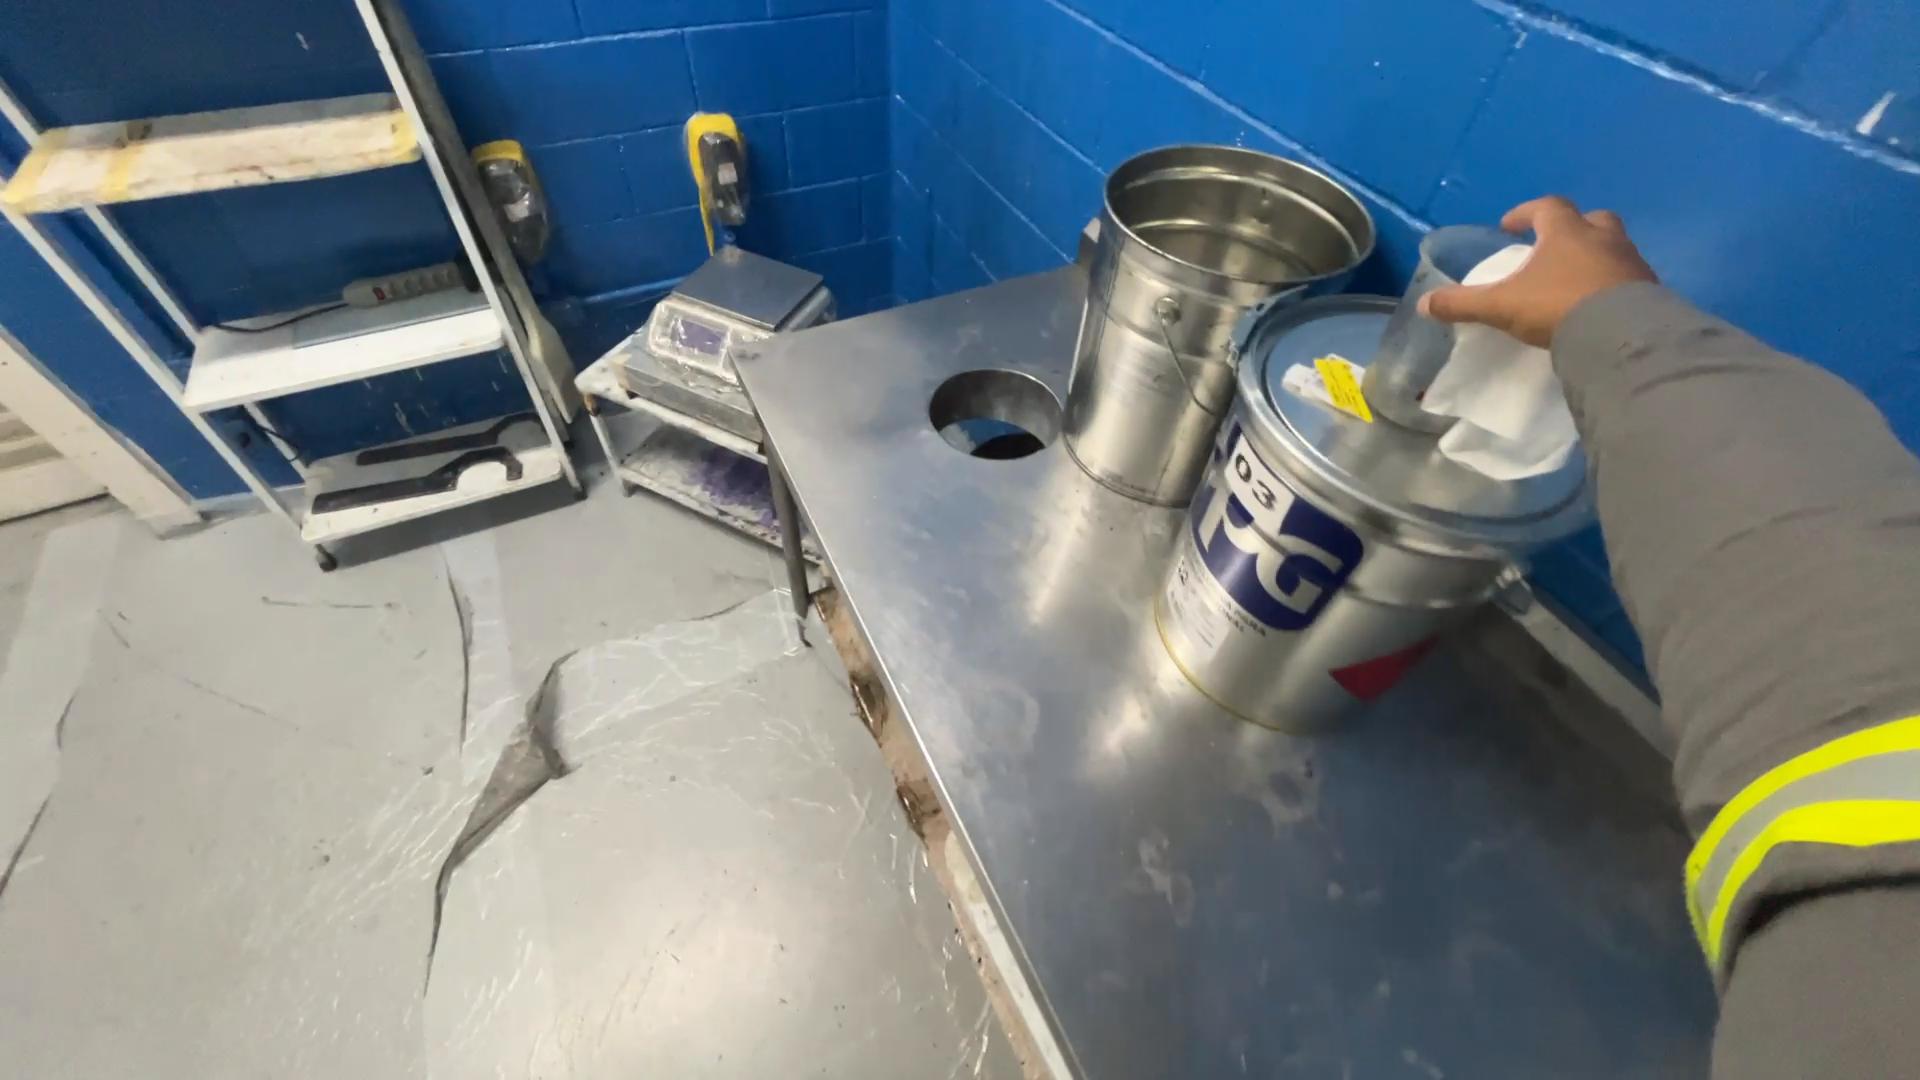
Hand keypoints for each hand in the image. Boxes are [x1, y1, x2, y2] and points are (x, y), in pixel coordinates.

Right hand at [1419, 196, 1657, 347]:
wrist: (1620, 333)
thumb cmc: (1556, 305)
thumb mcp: (1499, 306)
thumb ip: (1461, 304)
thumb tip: (1424, 304)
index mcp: (1566, 233)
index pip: (1547, 208)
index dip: (1525, 213)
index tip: (1508, 226)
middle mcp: (1602, 238)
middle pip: (1590, 219)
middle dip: (1569, 228)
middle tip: (1549, 245)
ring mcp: (1628, 261)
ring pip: (1609, 246)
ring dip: (1589, 254)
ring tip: (1568, 278)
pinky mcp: (1645, 286)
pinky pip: (1621, 275)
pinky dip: (1604, 281)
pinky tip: (1589, 302)